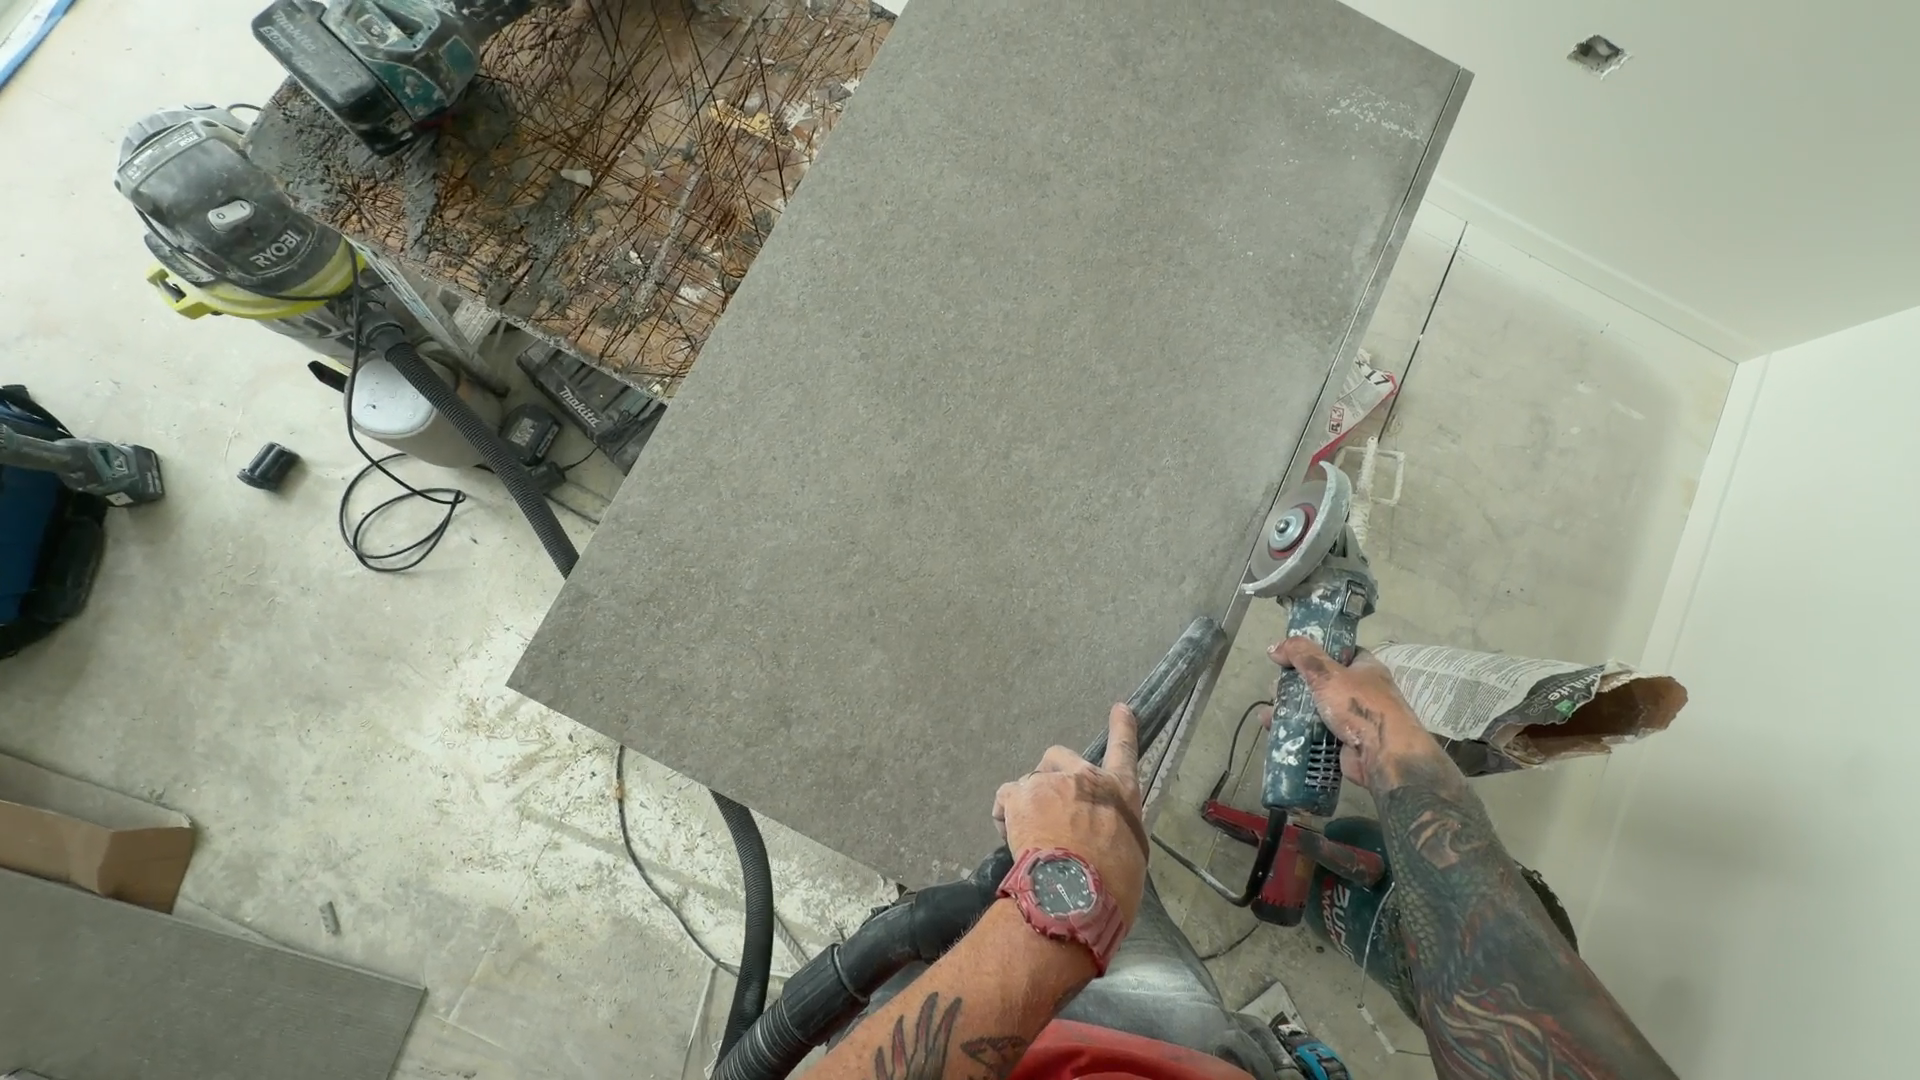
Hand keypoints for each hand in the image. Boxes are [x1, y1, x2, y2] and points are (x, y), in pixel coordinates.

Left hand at [992, 704, 1148, 930]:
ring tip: (1030, 837)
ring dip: (1028, 803)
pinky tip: (1009, 836)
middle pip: (1060, 756)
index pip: (1124, 751)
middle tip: (1047, 806)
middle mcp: (1084, 778)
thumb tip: (1102, 838)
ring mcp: (1050, 782)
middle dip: (1050, 773)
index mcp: (1119, 791)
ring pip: (1030, 781)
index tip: (1120, 708)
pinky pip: (1006, 797)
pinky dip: (1004, 814)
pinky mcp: (1021, 794)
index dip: (1122, 728)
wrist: (1079, 892)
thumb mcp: (1131, 854)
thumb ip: (1114, 831)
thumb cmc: (1114, 881)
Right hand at [1270, 637, 1440, 790]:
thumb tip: (1274, 647)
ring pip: (1312, 707)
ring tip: (1269, 712)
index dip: (1314, 650)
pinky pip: (1311, 730)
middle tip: (1275, 687)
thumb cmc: (1360, 707)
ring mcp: (1352, 718)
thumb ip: (1301, 654)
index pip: (1339, 652)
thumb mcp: (1327, 673)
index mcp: (1365, 669)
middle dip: (1294, 684)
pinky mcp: (1341, 741)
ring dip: (1288, 708)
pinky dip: (1292, 728)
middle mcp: (1361, 691)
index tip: (1290, 655)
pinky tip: (1272, 726)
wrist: (1384, 758)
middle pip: (1320, 681)